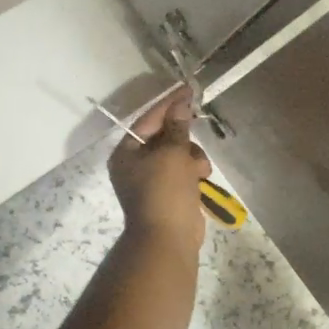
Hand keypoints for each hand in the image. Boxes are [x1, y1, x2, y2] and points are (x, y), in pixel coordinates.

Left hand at [108, 87, 212, 248]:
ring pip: (177, 154)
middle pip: (163, 136)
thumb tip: (180, 102)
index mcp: (126, 152)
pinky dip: (193, 171)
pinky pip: (183, 172)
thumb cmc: (164, 191)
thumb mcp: (172, 153)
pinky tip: (202, 178)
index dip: (169, 103)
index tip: (189, 90)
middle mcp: (134, 164)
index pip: (148, 119)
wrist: (168, 239)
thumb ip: (177, 126)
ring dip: (192, 156)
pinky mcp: (168, 193)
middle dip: (183, 137)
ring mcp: (151, 180)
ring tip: (200, 170)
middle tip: (197, 128)